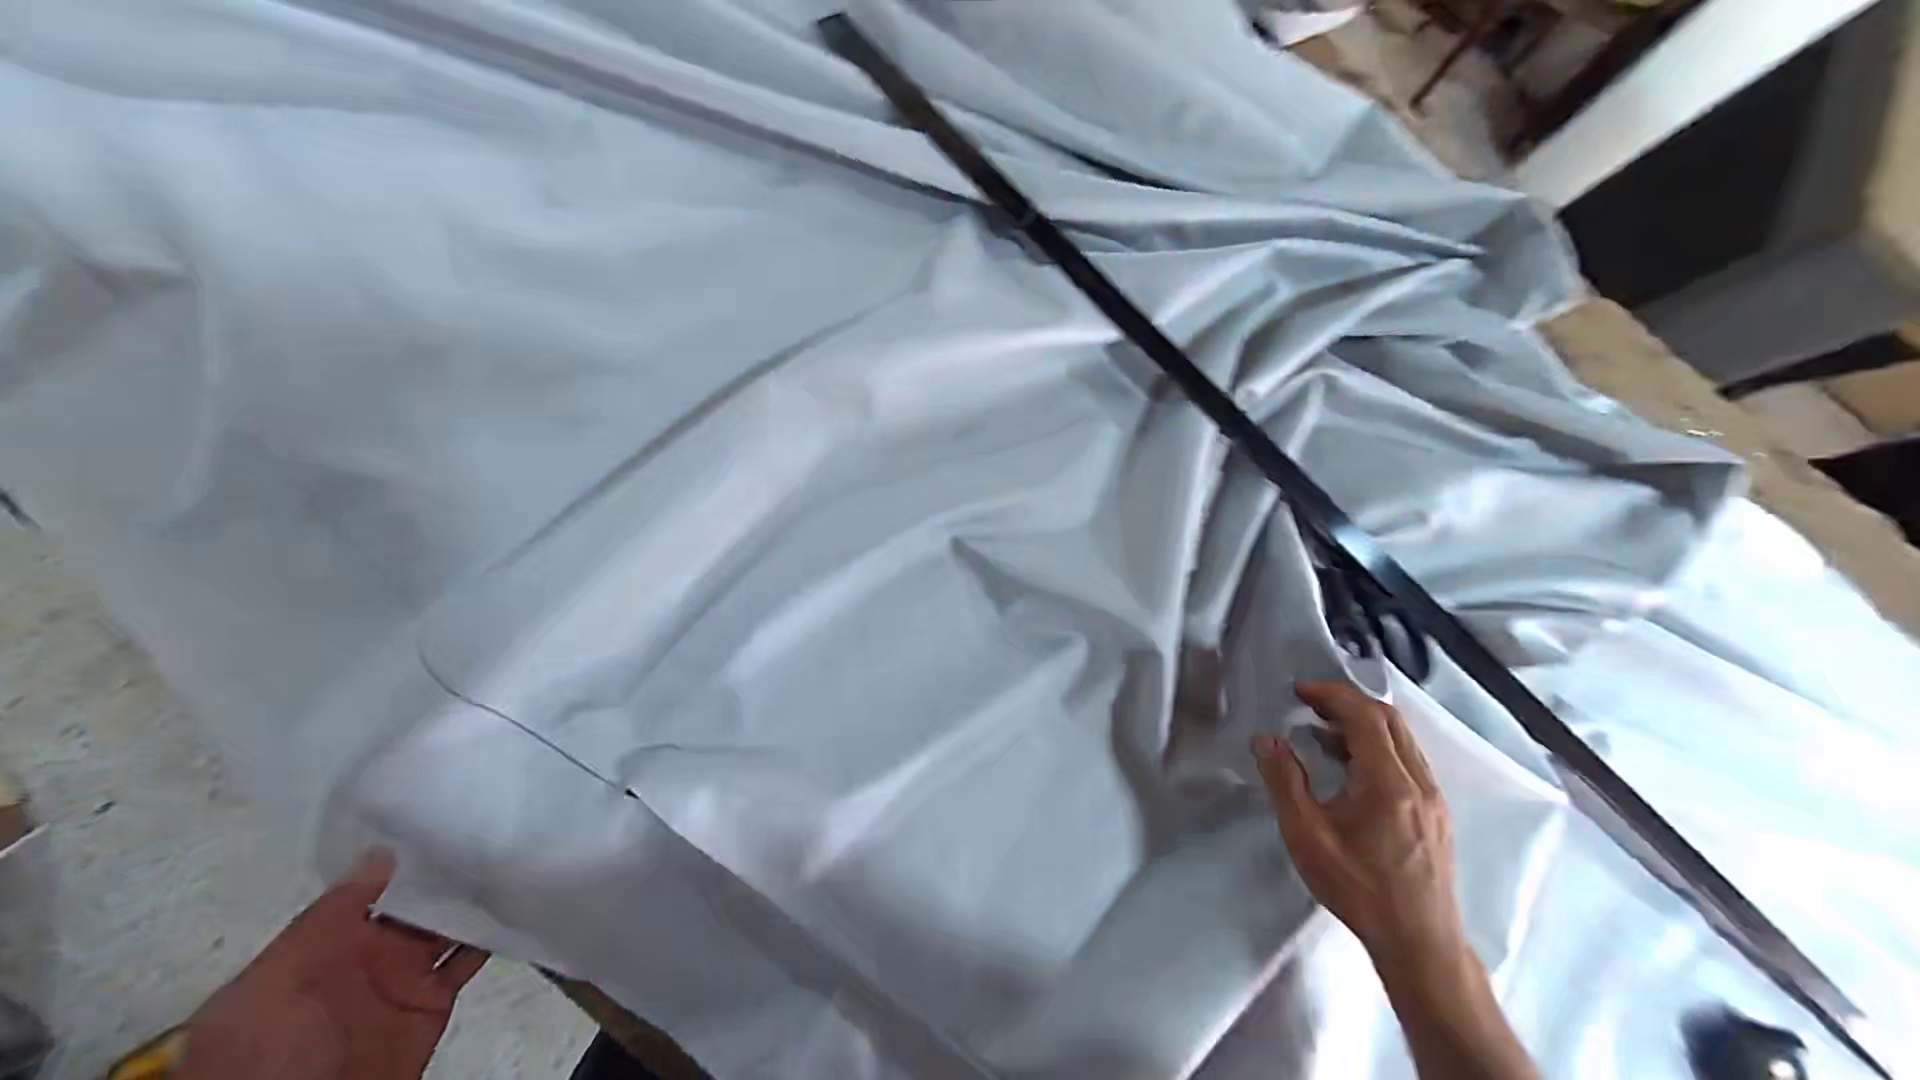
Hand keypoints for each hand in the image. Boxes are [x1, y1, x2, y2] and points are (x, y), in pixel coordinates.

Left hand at [177, 850, 488, 1079]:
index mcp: (330, 940)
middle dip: (456, 870)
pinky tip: (517, 906)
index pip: (379, 884)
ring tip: (516, 860)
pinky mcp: (433, 1004)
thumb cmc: (261, 1050)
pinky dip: (494, 935)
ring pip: (453, 925)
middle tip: (498, 831)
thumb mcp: (279, 974)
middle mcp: (372, 953)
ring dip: (479, 898)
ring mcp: (405, 978)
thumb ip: (330, 914)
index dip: (413, 854)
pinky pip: (470, 961)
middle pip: (423, 900)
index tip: (452, 818)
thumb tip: (383, 851)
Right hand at [1253, 682, 1538, 1079]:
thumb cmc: (1357, 887)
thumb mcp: (1307, 835)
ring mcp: (1433, 797)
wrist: (1419, 942)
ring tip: (1321, 731)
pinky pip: (1407, 760)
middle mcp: (1419, 781)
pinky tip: (1349, 765)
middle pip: (1389, 719)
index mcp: (1389, 782)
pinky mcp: (1435, 813)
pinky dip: (1376, 745)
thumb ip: (1284, 780)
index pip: (1366, 716)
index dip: (1332, 695)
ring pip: (1402, 739)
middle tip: (1309, 702)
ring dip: (1362, 723)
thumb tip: (1265, 739)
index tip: (1299, 691)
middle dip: (1347, 702)